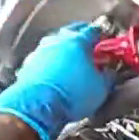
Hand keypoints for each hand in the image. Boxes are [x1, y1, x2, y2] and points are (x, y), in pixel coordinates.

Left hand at [0, 22, 111, 139]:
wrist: (38, 108)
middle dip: (83, 42)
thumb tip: (109, 74)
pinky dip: (53, 66)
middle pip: (73, 34)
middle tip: (91, 53)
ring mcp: (41, 51)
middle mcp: (57, 41)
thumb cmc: (68, 95)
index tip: (106, 41)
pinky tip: (59, 78)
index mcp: (78, 40)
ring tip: (75, 68)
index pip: (94, 31)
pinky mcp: (29, 65)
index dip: (103, 36)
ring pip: (58, 47)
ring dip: (67, 54)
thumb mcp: (101, 89)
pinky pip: (46, 61)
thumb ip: (108, 76)